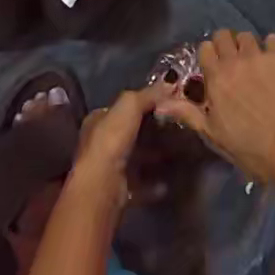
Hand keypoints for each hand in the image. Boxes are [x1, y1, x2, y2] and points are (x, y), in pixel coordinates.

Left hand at [69, 83, 168, 202]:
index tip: (165, 103)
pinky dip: (154, 181)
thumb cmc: (112, 138)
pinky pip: (141, 182)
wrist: (103, 186)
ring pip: (136, 157)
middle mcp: (99, 143)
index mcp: (97, 120)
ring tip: (178, 150)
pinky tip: (169, 178)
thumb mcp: (130, 104)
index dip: (142, 103)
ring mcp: (108, 168)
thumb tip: (170, 84)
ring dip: (155, 155)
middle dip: (152, 131)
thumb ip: (148, 94)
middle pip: (130, 132)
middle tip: (175, 127)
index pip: (121, 107)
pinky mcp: (118, 190)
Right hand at [156, 31, 274, 186]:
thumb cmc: (246, 145)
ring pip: (246, 36)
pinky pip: (271, 39)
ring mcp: (259, 56)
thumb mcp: (212, 133)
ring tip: (250, 62)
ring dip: (245, 45)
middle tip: (230, 62)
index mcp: (216, 77)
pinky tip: (270, 61)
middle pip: (223, 35)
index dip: (208, 56)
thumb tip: (159, 104)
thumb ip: (187, 112)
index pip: (205, 48)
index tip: (212, 67)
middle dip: (224, 45)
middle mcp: (235, 60)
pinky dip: (269, 46)